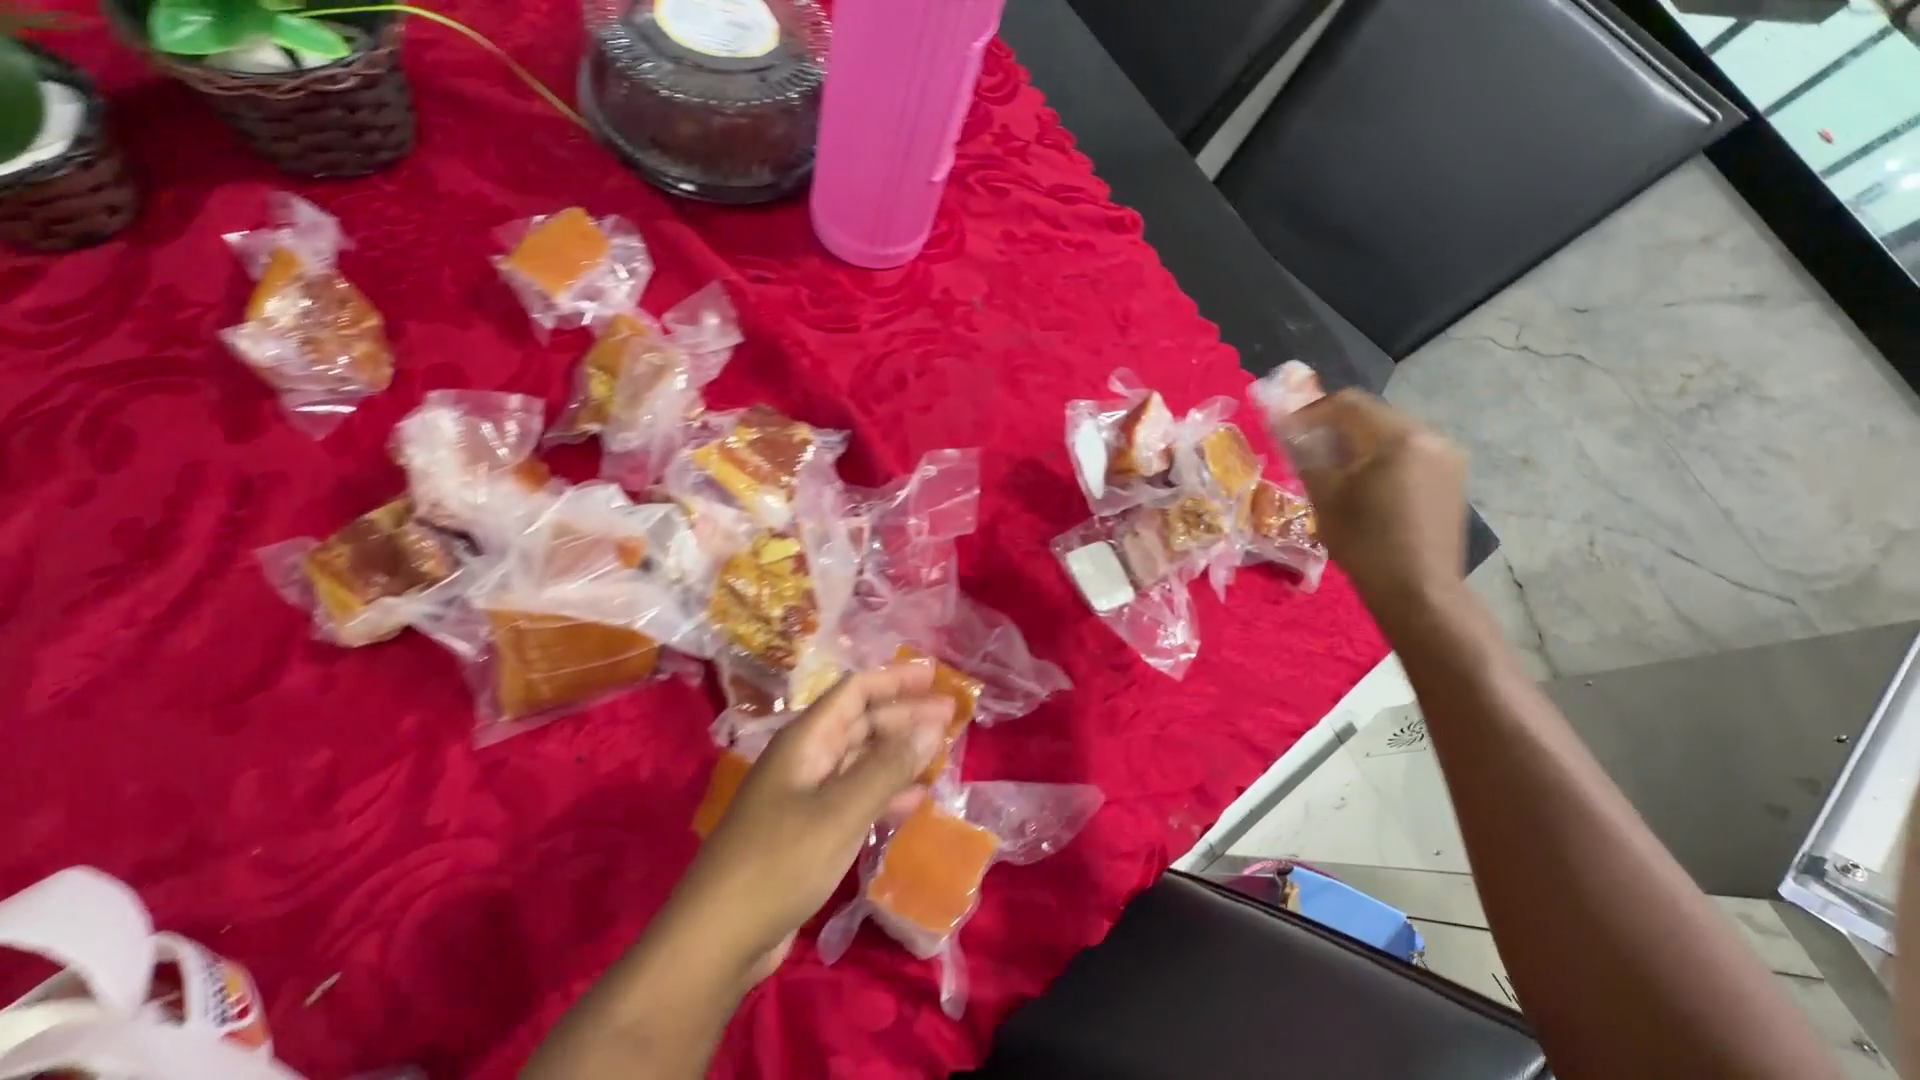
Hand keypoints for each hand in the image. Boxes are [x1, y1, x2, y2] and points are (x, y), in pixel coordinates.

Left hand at [671, 664, 953, 983]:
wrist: (720, 936)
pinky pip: (855, 800)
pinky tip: (916, 801)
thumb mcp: (840, 811)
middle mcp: (804, 762)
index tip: (936, 676)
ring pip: (860, 762)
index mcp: (805, 742)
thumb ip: (887, 767)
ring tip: (941, 753)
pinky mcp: (809, 835)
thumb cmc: (779, 862)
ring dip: (899, 755)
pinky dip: (886, 795)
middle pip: (860, 724)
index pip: (854, 692)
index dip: (894, 680)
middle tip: (951, 717)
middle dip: (904, 716)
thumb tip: (933, 724)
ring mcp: (805, 799)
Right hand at [1265, 389, 1467, 608]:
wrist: (1418, 590)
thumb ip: (1304, 454)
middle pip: (1372, 416)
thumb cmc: (1365, 542)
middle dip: (1336, 429)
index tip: (1286, 430)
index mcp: (1398, 437)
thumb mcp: (1324, 496)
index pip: (1348, 403)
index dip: (1311, 412)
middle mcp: (1430, 436)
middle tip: (1307, 451)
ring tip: (1335, 471)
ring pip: (1392, 436)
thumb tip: (1286, 428)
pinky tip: (1366, 487)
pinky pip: (1410, 455)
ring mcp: (1447, 457)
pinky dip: (1383, 461)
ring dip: (1360, 445)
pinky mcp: (1452, 479)